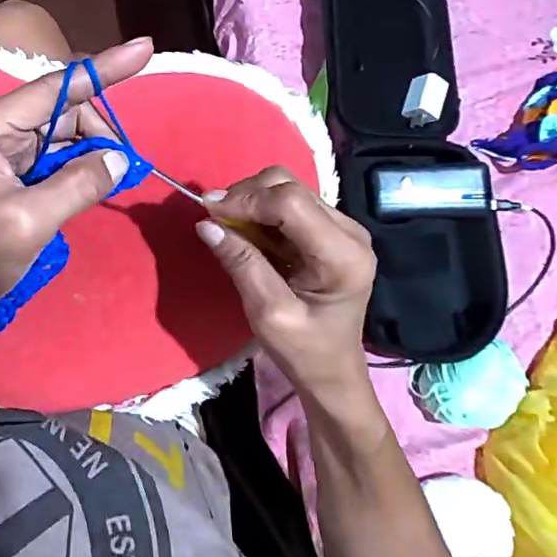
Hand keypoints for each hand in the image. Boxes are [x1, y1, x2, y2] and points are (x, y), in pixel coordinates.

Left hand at [0, 37, 154, 338]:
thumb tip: (120, 158)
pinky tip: (96, 181)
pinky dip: (84, 165)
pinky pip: (61, 154)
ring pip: (67, 132)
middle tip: (124, 166)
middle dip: (99, 131)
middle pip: (64, 110)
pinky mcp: (17, 170)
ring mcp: (6, 148)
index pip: (54, 89)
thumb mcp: (30, 221)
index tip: (145, 48)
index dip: (103, 70)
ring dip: (94, 151)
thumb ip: (78, 183)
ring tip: (108, 180)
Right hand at [197, 167, 375, 401]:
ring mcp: (342, 228)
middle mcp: (349, 232)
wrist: (331, 370)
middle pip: (289, 186)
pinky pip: (289, 204)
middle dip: (247, 196)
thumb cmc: (303, 350)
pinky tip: (247, 233)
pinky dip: (261, 212)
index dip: (246, 200)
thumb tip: (206, 224)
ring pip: (287, 188)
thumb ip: (241, 264)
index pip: (291, 202)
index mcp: (342, 255)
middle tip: (216, 220)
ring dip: (252, 202)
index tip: (208, 212)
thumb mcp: (267, 313)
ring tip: (229, 228)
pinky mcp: (330, 230)